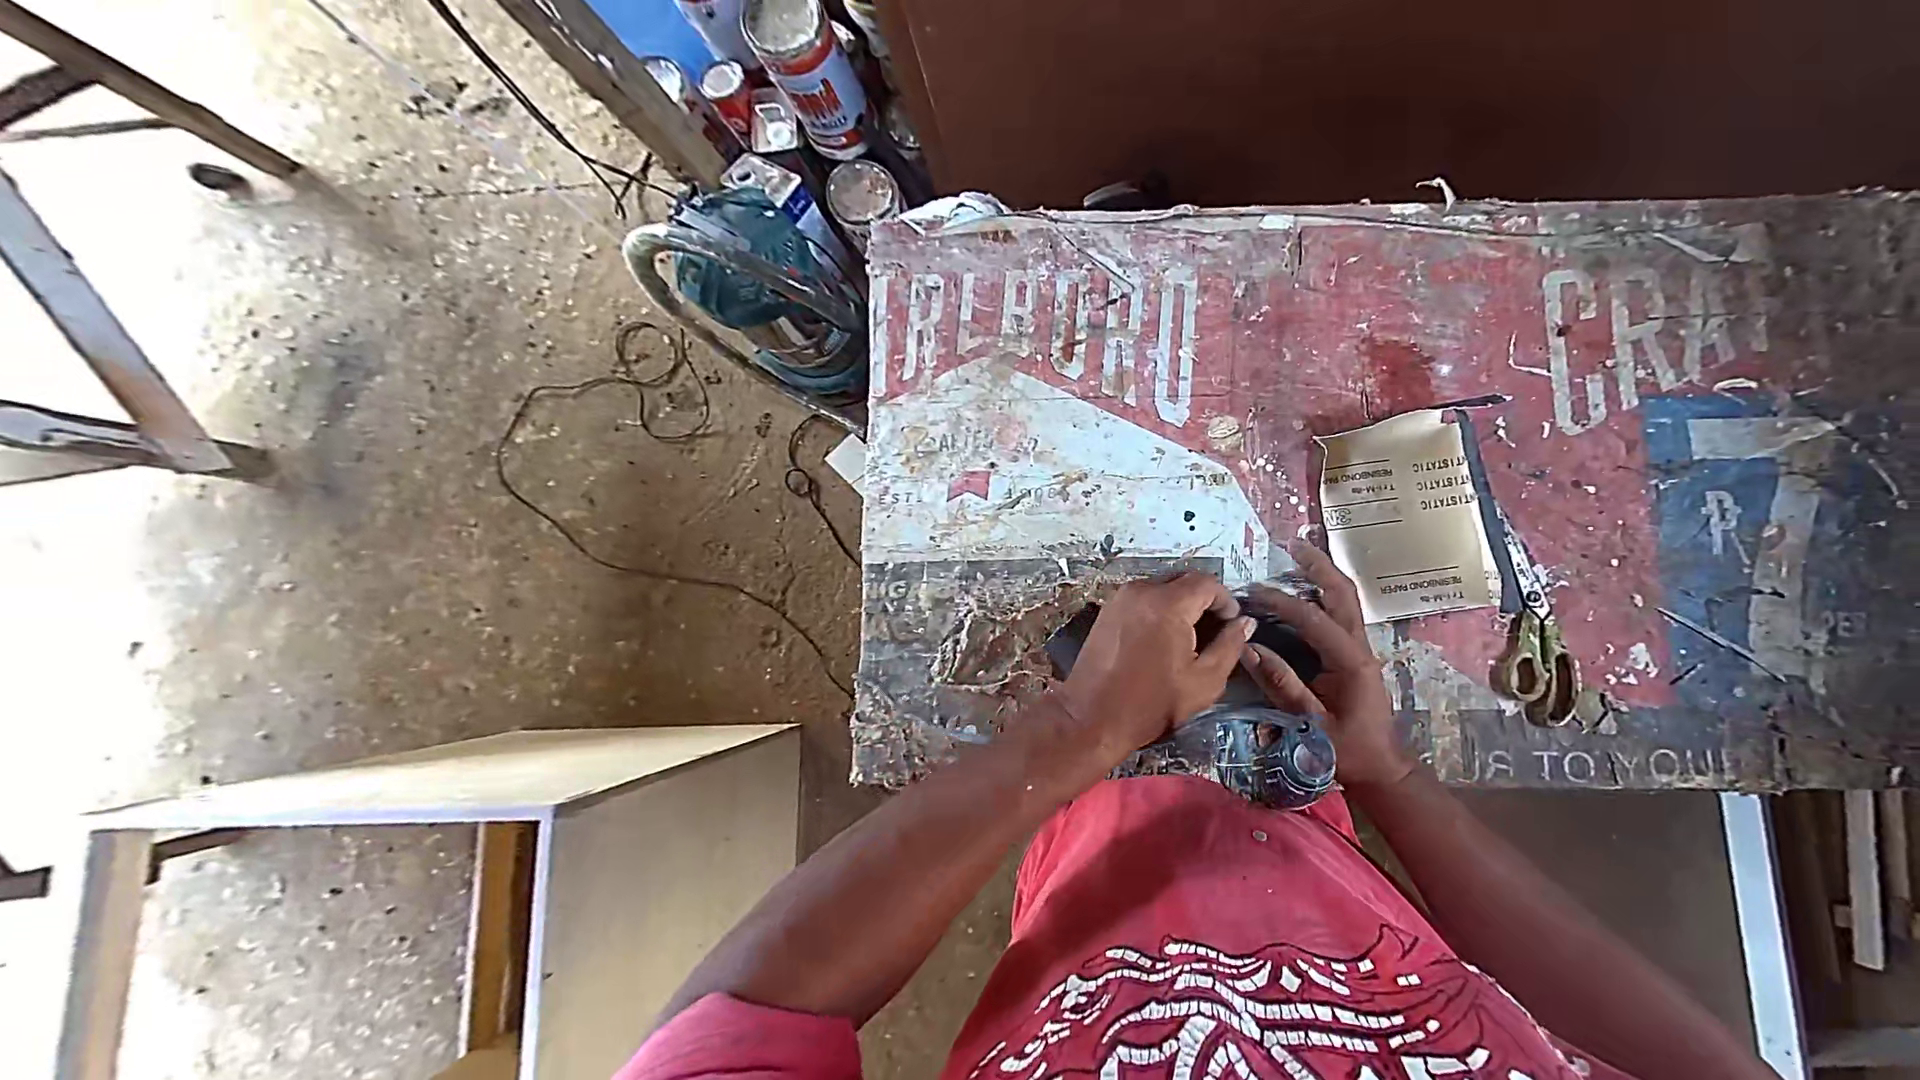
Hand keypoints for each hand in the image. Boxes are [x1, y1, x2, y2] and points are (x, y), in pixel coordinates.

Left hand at [1051, 572, 1252, 773]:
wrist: (1092, 715)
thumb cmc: (1150, 703)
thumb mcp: (1204, 680)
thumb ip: (1230, 646)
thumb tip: (1244, 623)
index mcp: (1166, 604)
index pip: (1207, 583)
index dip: (1226, 602)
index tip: (1232, 626)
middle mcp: (1140, 591)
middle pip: (1183, 580)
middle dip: (1203, 601)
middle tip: (1214, 633)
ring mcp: (1120, 599)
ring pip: (1162, 588)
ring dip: (1181, 605)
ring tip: (1189, 640)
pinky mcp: (1107, 610)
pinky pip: (1142, 599)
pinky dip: (1159, 610)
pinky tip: (1163, 640)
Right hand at [1241, 543, 1412, 787]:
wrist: (1382, 767)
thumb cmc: (1347, 749)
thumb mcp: (1310, 724)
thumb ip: (1282, 685)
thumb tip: (1249, 649)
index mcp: (1351, 662)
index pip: (1313, 620)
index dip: (1281, 603)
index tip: (1252, 594)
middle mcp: (1359, 647)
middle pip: (1342, 594)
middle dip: (1319, 567)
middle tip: (1294, 544)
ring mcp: (1359, 648)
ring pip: (1345, 599)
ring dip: (1323, 574)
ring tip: (1300, 553)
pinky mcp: (1353, 653)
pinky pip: (1340, 612)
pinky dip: (1323, 591)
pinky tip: (1306, 585)